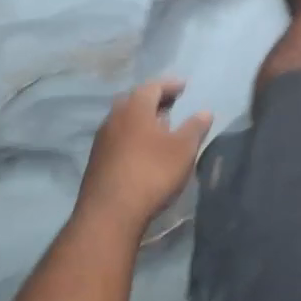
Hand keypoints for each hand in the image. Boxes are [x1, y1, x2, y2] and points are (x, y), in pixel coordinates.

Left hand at [74, 79, 211, 237]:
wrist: (109, 215)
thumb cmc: (152, 173)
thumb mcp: (184, 149)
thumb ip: (195, 127)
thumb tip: (205, 112)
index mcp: (135, 108)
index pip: (153, 86)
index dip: (170, 84)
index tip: (184, 87)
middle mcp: (114, 118)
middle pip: (134, 100)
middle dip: (153, 100)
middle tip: (171, 105)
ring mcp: (101, 141)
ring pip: (124, 120)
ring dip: (141, 120)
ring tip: (161, 128)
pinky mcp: (96, 162)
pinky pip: (117, 138)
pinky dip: (132, 136)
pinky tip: (144, 151)